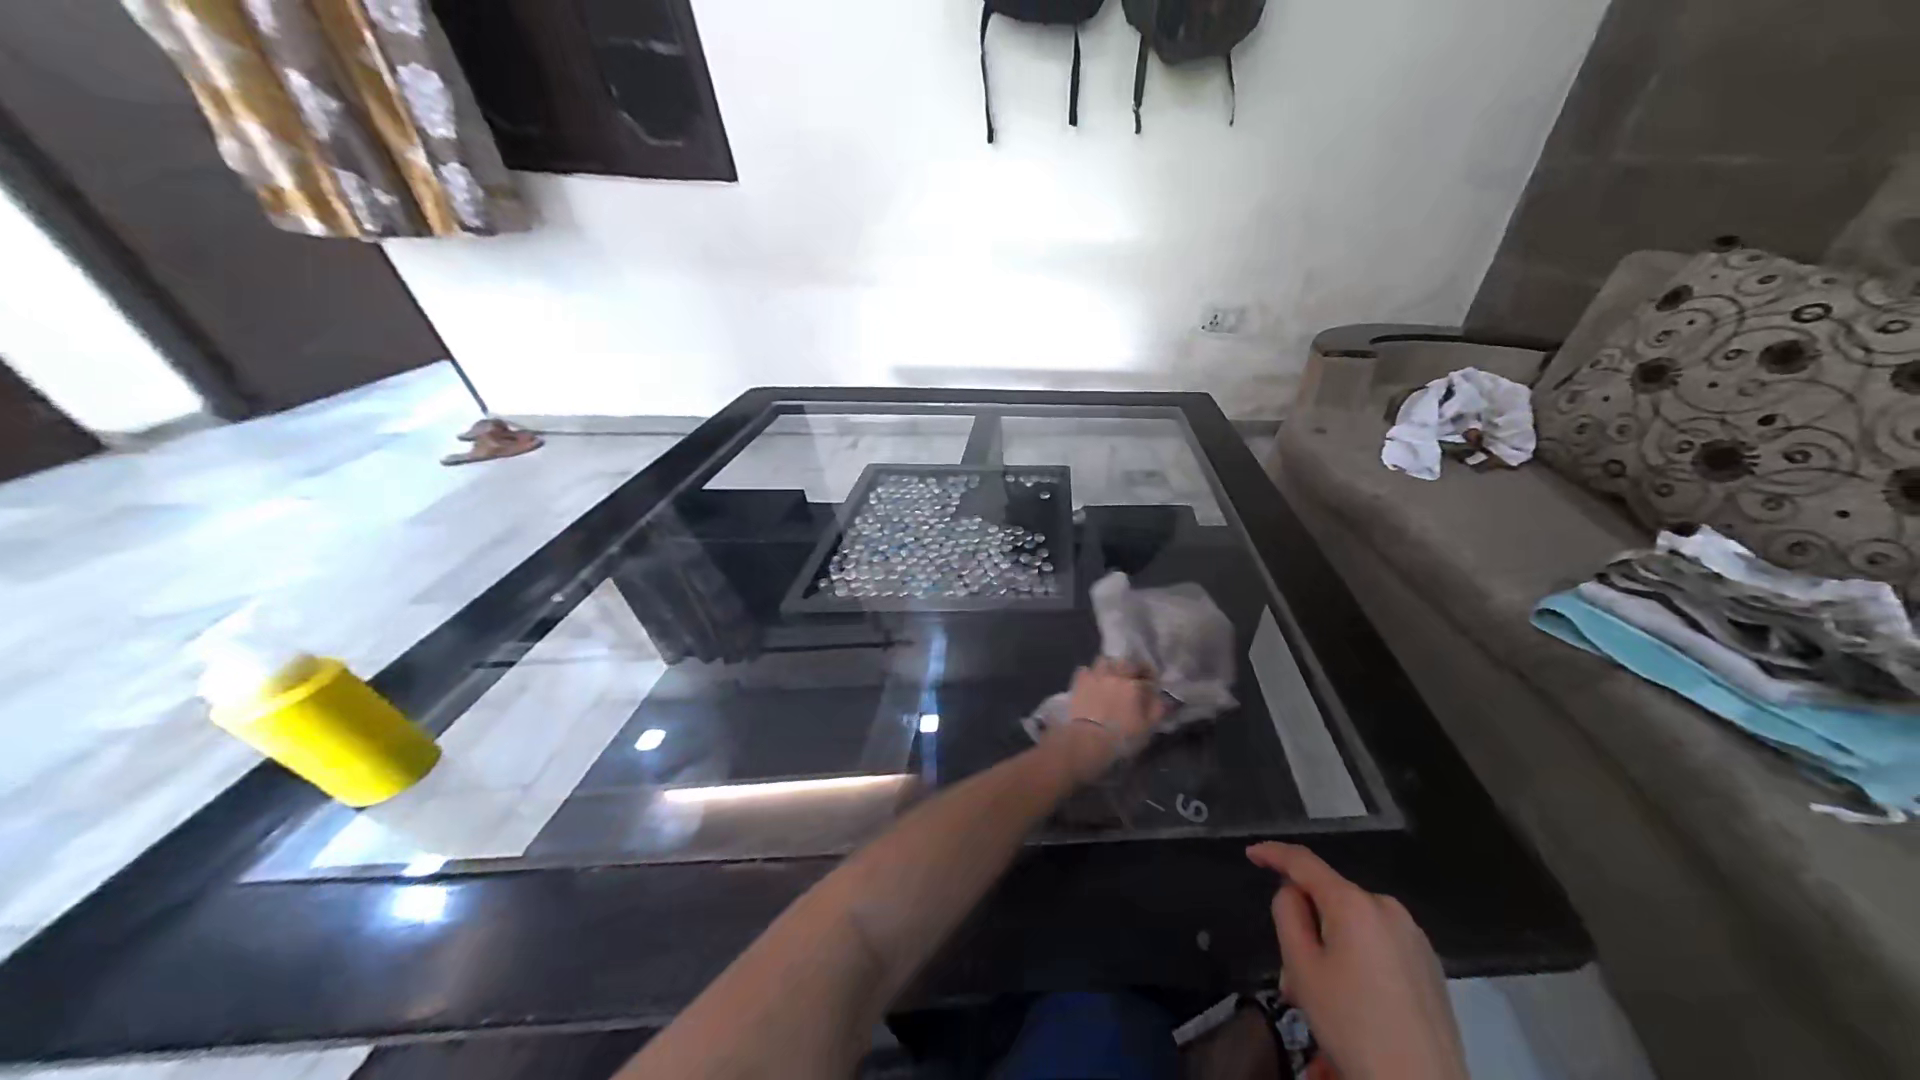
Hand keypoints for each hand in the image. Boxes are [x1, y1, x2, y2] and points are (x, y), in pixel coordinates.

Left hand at [1042, 657, 1164, 784]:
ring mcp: (1096, 675)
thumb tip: (1160, 697)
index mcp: (1134, 686)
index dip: (1151, 682)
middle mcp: (1116, 675)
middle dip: (1133, 668)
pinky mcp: (1079, 681)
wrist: (1088, 740)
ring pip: (1105, 660)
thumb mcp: (1147, 728)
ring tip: (1111, 676)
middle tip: (1133, 677)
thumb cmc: (1122, 738)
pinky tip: (1093, 682)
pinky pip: (1085, 669)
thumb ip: (1156, 709)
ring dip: (1111, 666)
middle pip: (1127, 662)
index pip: (1148, 678)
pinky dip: (1091, 673)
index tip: (1152, 686)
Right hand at [1246, 842, 1468, 1079]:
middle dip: (1304, 923)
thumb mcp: (1301, 967)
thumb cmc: (1352, 1025)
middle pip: (1329, 899)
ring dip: (1329, 945)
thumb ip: (1287, 914)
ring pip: (1353, 924)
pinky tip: (1353, 1000)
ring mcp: (1414, 936)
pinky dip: (1356, 958)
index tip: (1251, 853)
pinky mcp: (1429, 964)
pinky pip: (1377, 944)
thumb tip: (1292, 892)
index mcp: (1354, 903)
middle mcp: (1387, 908)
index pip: (1304, 862)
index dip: (1273, 853)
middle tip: (1290, 971)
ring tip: (1319, 995)